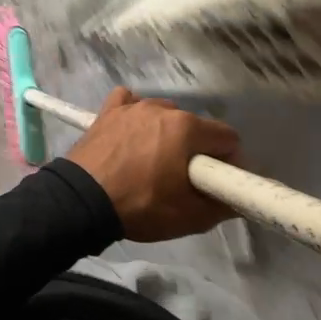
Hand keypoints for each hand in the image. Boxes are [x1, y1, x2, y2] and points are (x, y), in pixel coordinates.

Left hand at [64, 88, 241, 241]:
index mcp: (186, 128)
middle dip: (197, 148)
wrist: (84, 198)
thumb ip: (223, 204)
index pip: (227, 138)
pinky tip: (133, 132)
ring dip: (167, 132)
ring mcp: (131, 106)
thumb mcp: (192, 216)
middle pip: (194, 125)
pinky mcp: (107, 110)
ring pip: (163, 113)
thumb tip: (236, 197)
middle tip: (186, 176)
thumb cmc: (142, 205)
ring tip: (155, 159)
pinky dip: (136, 114)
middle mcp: (160, 108)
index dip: (229, 161)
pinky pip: (129, 103)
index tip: (218, 181)